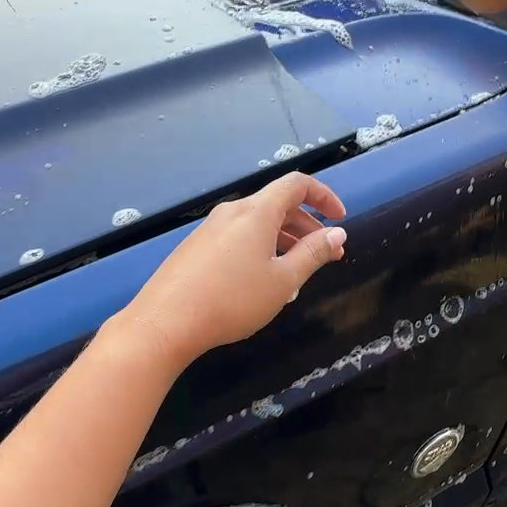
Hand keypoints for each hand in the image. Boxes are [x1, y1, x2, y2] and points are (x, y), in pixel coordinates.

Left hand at [116, 173, 347, 366]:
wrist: (166, 321)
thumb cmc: (233, 300)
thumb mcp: (283, 281)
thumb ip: (313, 254)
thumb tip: (337, 233)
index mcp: (257, 211)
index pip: (297, 184)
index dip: (324, 196)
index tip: (340, 219)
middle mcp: (232, 212)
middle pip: (277, 205)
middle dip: (308, 226)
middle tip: (327, 255)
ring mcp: (210, 229)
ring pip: (257, 225)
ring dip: (284, 241)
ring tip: (298, 274)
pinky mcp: (195, 248)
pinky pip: (238, 238)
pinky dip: (260, 249)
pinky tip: (262, 282)